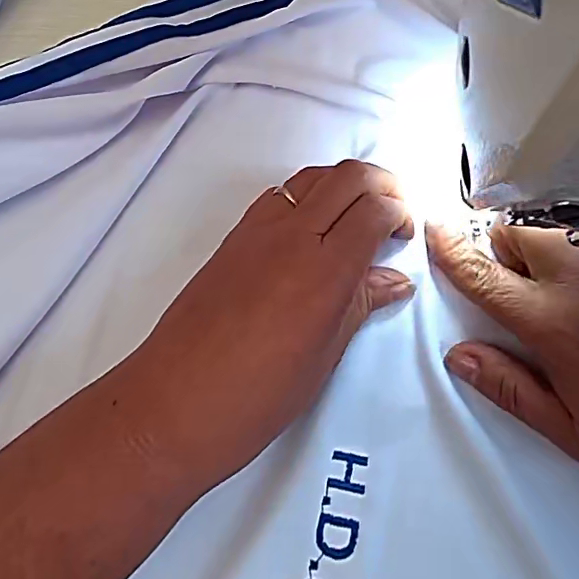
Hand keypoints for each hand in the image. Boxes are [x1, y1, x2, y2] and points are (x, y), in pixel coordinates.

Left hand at [117, 161, 415, 483]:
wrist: (175, 401)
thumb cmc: (247, 396)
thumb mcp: (323, 356)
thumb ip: (360, 304)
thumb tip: (389, 281)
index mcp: (323, 271)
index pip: (374, 210)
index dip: (399, 212)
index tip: (404, 230)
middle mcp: (290, 239)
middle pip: (348, 177)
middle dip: (382, 182)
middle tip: (394, 209)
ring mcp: (258, 231)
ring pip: (312, 176)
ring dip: (343, 181)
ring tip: (358, 210)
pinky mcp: (235, 236)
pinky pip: (280, 193)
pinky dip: (307, 192)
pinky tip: (313, 222)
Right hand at [425, 222, 578, 548]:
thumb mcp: (577, 433)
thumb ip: (510, 387)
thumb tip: (465, 358)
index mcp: (557, 326)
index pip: (481, 274)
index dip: (448, 250)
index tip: (436, 234)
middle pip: (515, 231)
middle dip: (501, 249)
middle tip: (515, 284)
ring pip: (557, 226)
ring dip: (544, 246)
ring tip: (567, 291)